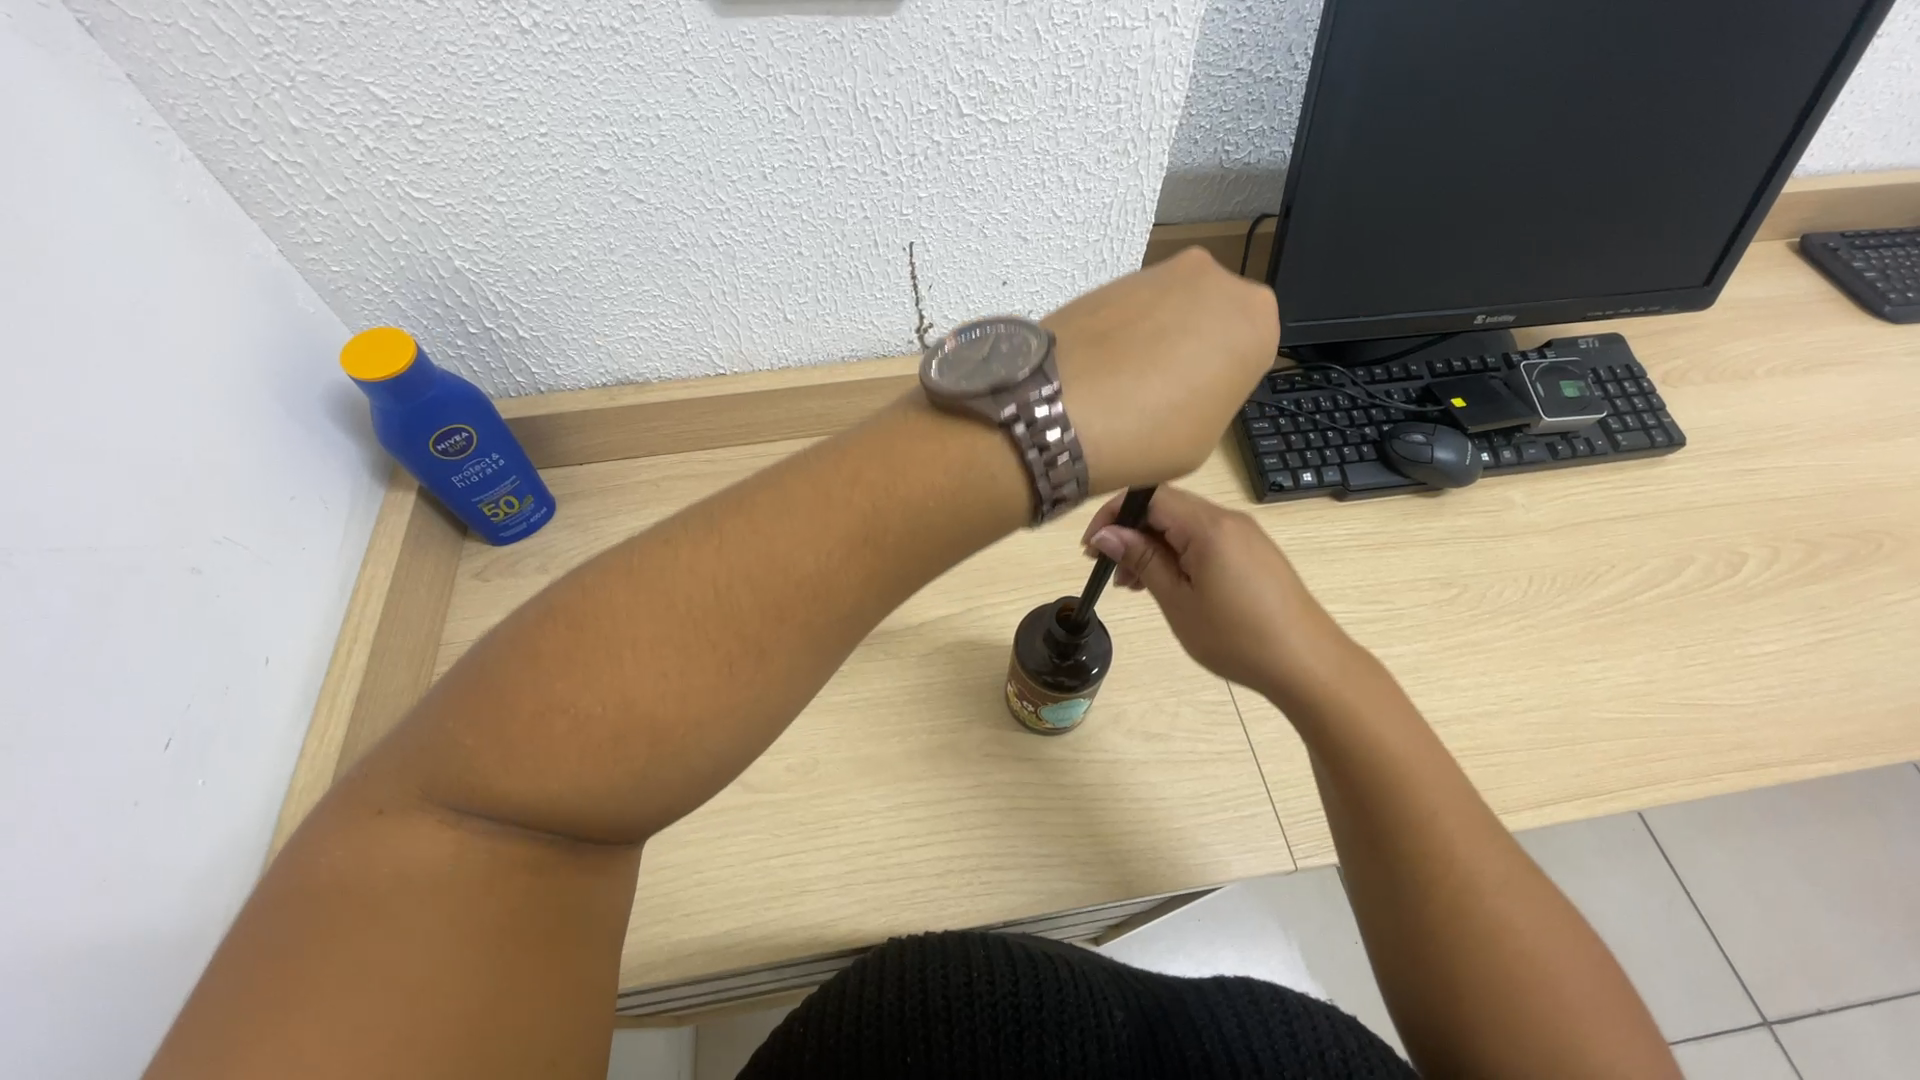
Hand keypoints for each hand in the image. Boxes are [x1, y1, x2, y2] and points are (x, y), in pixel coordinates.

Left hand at [1046, 248, 1277, 492]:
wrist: (1056, 411)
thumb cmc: (1146, 434)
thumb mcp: (1207, 436)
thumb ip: (1214, 395)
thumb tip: (1191, 384)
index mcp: (1257, 319)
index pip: (1250, 350)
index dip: (1223, 382)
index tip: (1196, 406)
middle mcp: (1214, 279)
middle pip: (1212, 319)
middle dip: (1192, 349)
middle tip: (1159, 395)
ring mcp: (1157, 271)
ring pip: (1170, 310)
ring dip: (1156, 339)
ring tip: (1122, 386)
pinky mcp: (1108, 279)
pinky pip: (1129, 310)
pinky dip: (1121, 335)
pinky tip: (1099, 371)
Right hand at [1081, 486, 1364, 703]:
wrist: (1308, 664)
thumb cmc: (1236, 638)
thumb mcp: (1178, 601)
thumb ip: (1142, 560)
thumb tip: (1106, 534)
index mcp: (1208, 526)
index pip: (1147, 496)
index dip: (1113, 516)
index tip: (1092, 550)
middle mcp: (1228, 519)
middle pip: (1166, 507)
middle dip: (1130, 533)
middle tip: (1110, 573)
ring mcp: (1245, 535)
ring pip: (1184, 525)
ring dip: (1152, 546)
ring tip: (1134, 586)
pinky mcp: (1254, 553)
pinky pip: (1205, 540)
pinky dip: (1178, 554)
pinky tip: (1168, 585)